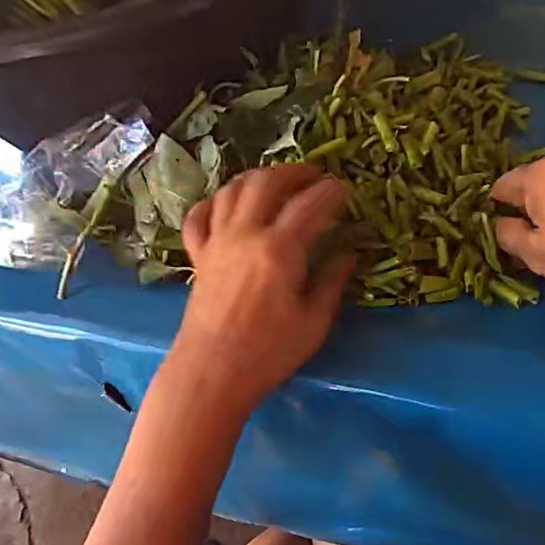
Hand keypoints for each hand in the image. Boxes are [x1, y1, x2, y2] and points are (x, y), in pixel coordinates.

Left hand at [170, 164, 355, 407]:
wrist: (211, 373)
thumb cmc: (267, 354)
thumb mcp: (312, 324)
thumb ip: (331, 284)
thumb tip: (347, 257)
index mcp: (279, 250)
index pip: (311, 204)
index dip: (332, 192)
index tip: (345, 190)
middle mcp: (244, 235)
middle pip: (267, 182)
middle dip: (294, 172)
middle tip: (314, 176)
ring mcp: (216, 243)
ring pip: (232, 190)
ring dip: (256, 179)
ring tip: (275, 184)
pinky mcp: (198, 258)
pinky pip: (200, 217)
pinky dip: (213, 203)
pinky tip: (225, 205)